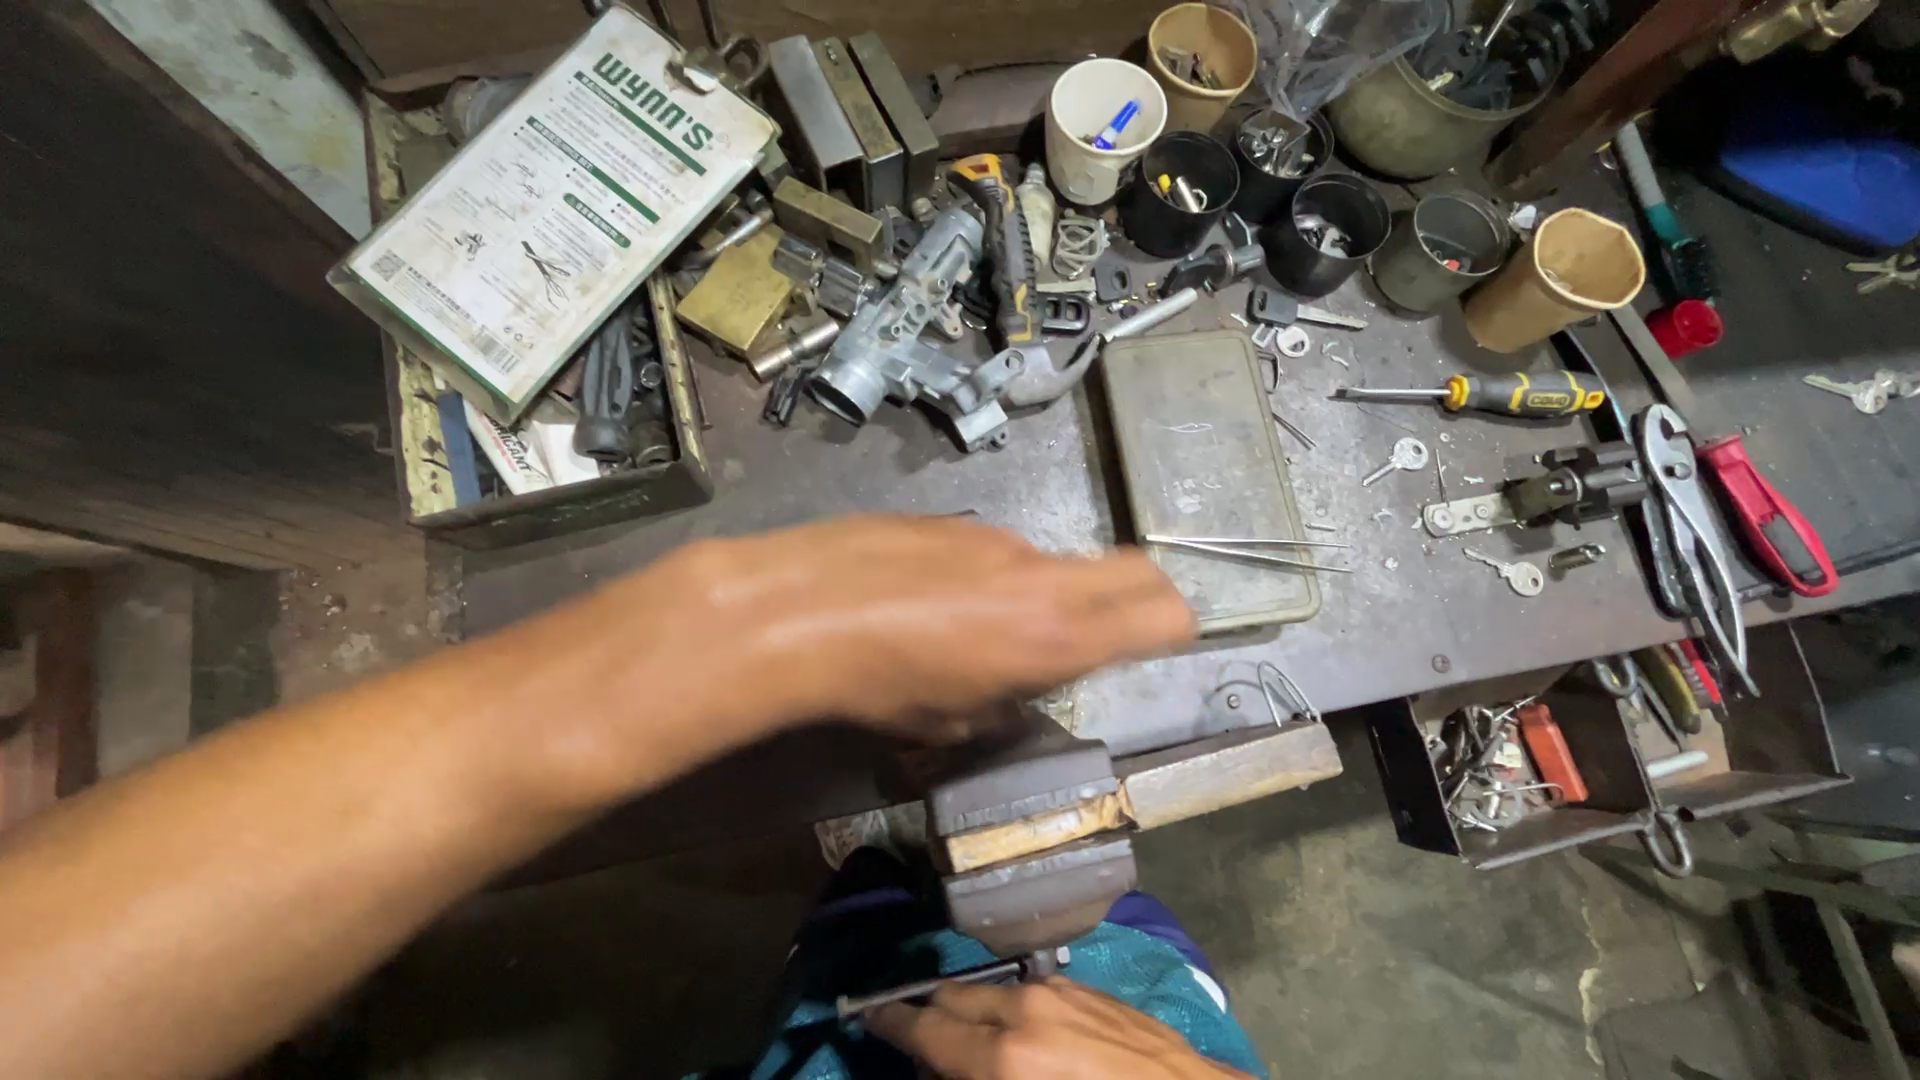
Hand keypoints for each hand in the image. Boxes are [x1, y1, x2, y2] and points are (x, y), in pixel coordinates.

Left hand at [627, 516, 1193, 735]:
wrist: (801, 609)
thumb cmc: (882, 685)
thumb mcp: (954, 721)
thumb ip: (1011, 699)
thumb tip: (1017, 688)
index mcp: (1057, 634)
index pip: (1161, 611)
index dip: (1176, 625)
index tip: (1164, 639)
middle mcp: (1041, 574)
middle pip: (1132, 567)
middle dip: (1140, 595)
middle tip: (1108, 626)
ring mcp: (996, 537)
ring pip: (1049, 562)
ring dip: (1038, 592)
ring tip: (971, 626)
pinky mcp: (951, 518)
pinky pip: (990, 548)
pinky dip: (984, 573)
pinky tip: (926, 597)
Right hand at [867, 977, 1251, 1079]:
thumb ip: (966, 1077)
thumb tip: (937, 1067)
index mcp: (1004, 1056)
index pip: (926, 1030)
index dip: (891, 1024)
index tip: (867, 1018)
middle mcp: (1022, 1009)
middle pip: (950, 1000)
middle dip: (925, 1018)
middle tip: (913, 1040)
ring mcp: (1054, 991)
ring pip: (985, 991)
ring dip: (965, 1012)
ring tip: (964, 1041)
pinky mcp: (1080, 987)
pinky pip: (1022, 990)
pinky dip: (1002, 1008)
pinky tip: (1015, 1032)